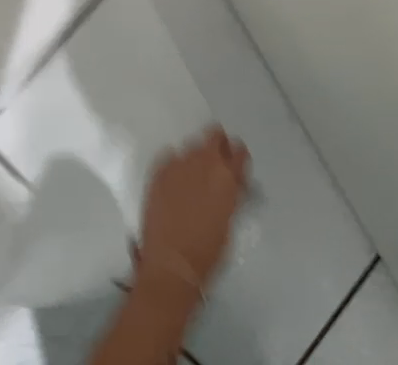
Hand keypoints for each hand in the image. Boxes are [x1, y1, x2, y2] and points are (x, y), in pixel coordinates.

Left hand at [135, 127, 250, 297]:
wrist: (171, 262)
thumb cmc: (208, 251)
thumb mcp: (230, 220)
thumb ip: (232, 194)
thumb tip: (233, 184)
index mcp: (228, 178)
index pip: (239, 151)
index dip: (237, 156)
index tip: (234, 164)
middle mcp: (204, 163)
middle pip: (214, 135)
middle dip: (217, 145)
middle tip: (214, 162)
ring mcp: (178, 163)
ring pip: (191, 144)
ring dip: (195, 155)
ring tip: (192, 175)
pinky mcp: (158, 169)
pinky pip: (170, 156)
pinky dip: (174, 164)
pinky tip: (174, 181)